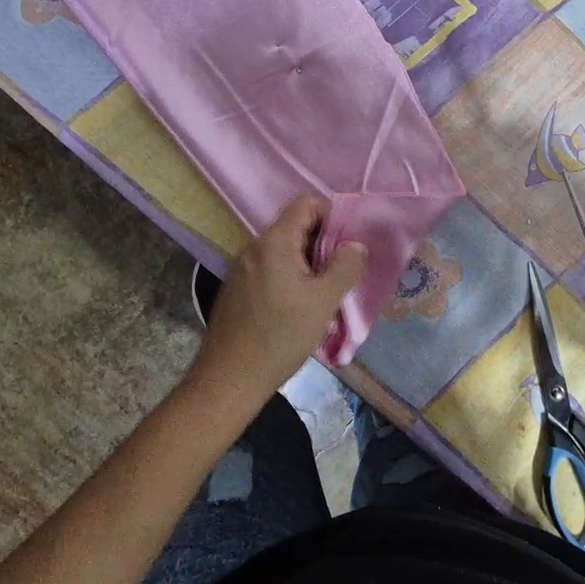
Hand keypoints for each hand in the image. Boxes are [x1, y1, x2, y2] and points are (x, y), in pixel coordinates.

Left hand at [192, 195, 365, 403]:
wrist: (229, 380)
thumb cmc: (281, 336)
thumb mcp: (324, 301)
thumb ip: (345, 266)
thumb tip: (355, 246)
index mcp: (275, 242)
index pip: (307, 203)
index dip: (332, 217)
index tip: (346, 247)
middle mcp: (254, 247)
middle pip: (295, 226)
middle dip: (322, 244)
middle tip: (339, 275)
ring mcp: (241, 269)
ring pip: (283, 251)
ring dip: (307, 264)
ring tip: (321, 295)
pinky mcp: (236, 290)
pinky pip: (269, 269)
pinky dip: (289, 278)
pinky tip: (295, 310)